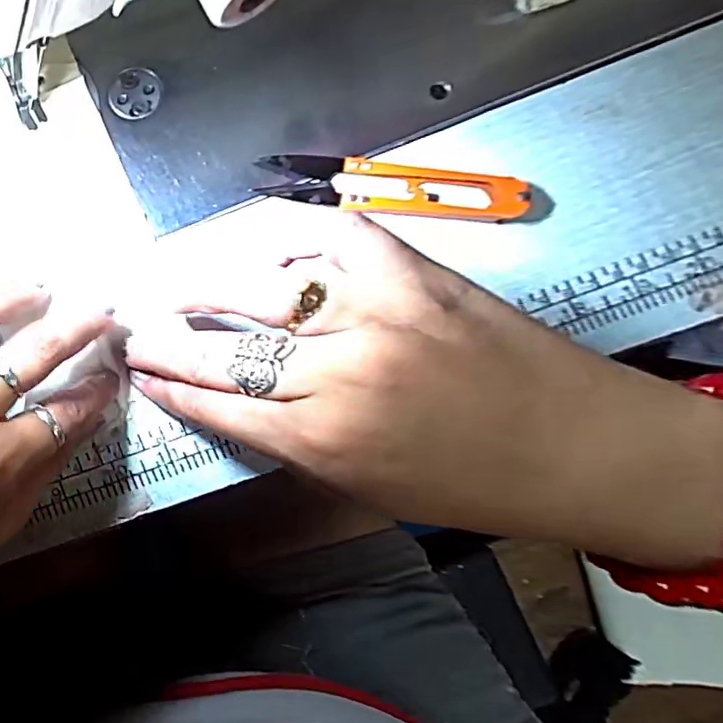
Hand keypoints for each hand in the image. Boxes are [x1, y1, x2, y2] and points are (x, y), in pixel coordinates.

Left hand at [0, 238, 117, 644]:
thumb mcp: (7, 519)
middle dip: (79, 330)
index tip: (114, 375)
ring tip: (38, 287)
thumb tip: (85, 413)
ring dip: (13, 295)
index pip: (65, 410)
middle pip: (33, 354)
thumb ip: (48, 462)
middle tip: (103, 313)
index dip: (96, 392)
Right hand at [126, 210, 722, 570]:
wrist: (587, 449)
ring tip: (174, 283)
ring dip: (206, 287)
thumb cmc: (472, 487)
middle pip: (223, 351)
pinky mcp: (412, 274)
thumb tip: (242, 400)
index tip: (141, 373)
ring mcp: (373, 315)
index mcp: (321, 442)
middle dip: (168, 341)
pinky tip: (263, 243)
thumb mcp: (366, 485)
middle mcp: (335, 376)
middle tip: (135, 329)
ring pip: (261, 290)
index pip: (217, 404)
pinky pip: (331, 238)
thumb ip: (297, 440)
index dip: (170, 387)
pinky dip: (290, 236)